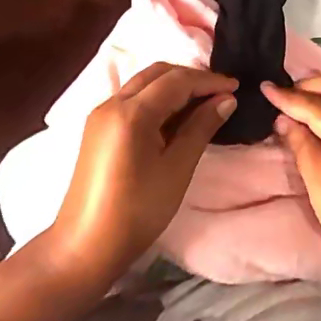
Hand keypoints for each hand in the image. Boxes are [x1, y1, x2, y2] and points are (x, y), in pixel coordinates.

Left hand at [50, 63, 236, 284]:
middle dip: (190, 77)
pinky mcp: (97, 126)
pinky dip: (156, 97)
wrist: (84, 247)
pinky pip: (132, 97)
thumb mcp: (176, 170)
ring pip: (143, 82)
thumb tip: (226, 100)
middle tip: (220, 92)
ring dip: (173, 85)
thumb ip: (200, 128)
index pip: (176, 80)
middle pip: (157, 73)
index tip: (236, 86)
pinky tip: (175, 116)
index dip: (208, 80)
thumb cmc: (136, 212)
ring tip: (202, 102)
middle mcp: (113, 102)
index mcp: (132, 112)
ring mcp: (101, 113)